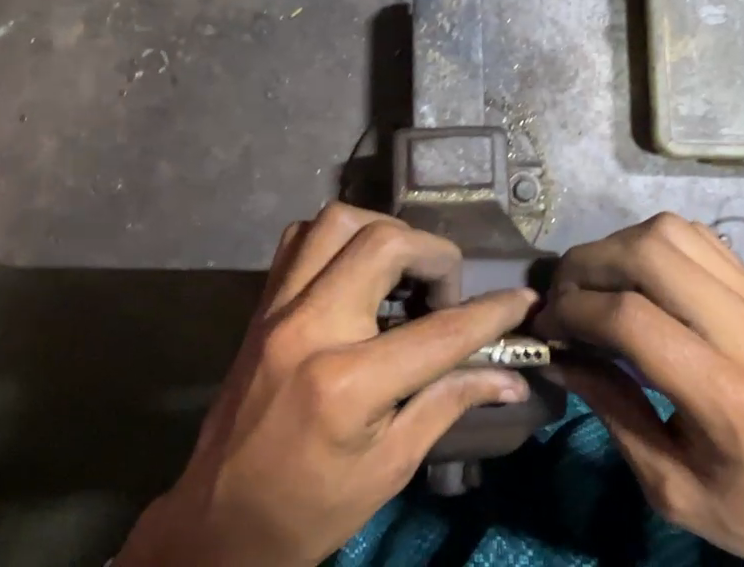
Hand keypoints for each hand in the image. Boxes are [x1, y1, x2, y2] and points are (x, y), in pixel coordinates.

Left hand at [116, 202, 536, 566]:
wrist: (219, 521)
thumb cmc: (310, 508)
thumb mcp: (389, 467)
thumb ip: (447, 405)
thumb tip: (509, 378)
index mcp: (346, 383)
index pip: (438, 331)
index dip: (491, 312)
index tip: (523, 300)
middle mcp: (309, 327)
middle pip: (384, 243)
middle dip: (434, 257)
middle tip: (445, 297)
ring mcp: (277, 308)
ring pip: (337, 221)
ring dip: (384, 234)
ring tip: (404, 274)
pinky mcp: (261, 305)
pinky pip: (300, 237)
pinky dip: (339, 238)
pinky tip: (358, 271)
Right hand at [534, 213, 743, 566]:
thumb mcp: (672, 487)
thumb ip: (611, 410)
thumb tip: (559, 354)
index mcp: (732, 401)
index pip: (632, 318)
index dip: (573, 312)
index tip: (547, 328)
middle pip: (652, 254)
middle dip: (589, 265)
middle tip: (563, 295)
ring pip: (676, 232)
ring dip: (620, 247)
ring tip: (597, 284)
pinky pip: (702, 240)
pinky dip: (656, 247)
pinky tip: (640, 280)